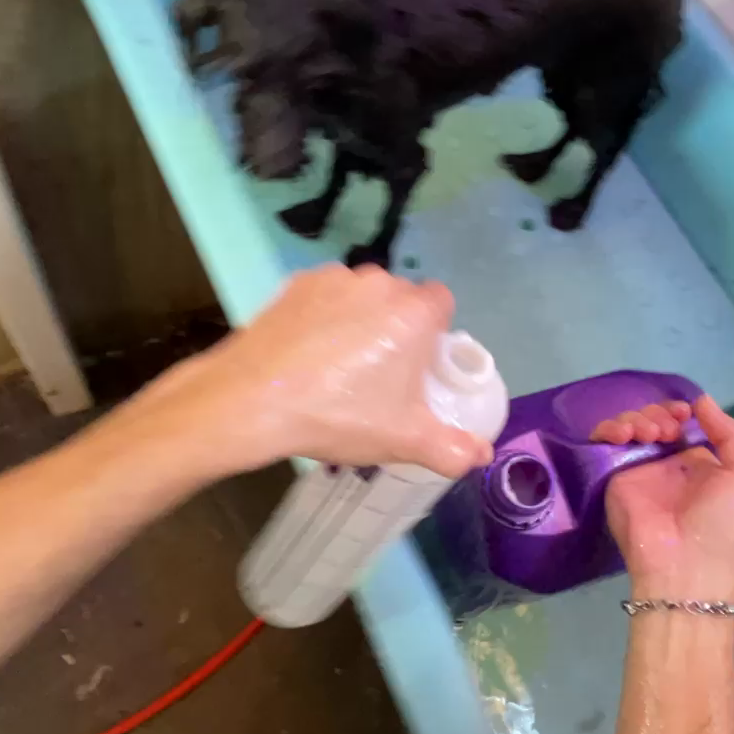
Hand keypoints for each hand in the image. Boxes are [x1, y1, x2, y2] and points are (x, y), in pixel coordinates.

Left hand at [127, 265, 493, 477]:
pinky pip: (326, 295)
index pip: (442, 304)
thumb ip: (450, 448)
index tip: (417, 366)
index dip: (434, 333)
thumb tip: (482, 455)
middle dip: (397, 328)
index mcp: (413, 313)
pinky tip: (307, 350)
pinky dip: (325, 314)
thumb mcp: (401, 440)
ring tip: (337, 365)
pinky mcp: (296, 283)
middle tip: (377, 374)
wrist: (252, 400)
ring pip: (362, 295)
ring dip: (361, 318)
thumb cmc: (337, 416)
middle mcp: (379, 283)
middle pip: (401, 299)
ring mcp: (334, 278)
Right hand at [595, 396, 733, 597]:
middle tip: (665, 430)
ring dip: (636, 418)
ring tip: (647, 434)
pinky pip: (603, 441)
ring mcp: (636, 467)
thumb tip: (701, 401)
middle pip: (653, 417)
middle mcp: (665, 461)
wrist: (684, 563)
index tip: (683, 415)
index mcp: (696, 460)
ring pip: (627, 424)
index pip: (681, 421)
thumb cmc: (722, 523)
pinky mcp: (612, 475)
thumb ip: (732, 434)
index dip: (679, 411)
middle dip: (658, 413)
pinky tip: (623, 434)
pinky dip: (609, 428)